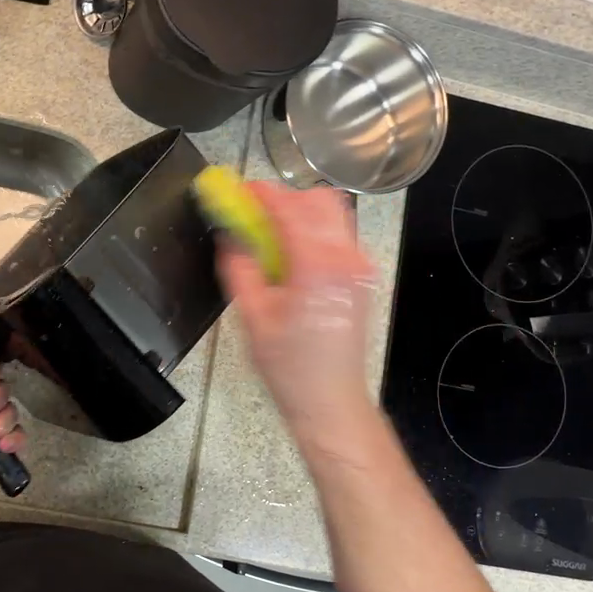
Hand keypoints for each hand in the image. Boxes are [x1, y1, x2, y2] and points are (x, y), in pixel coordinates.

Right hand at [217, 182, 378, 450]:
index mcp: (317, 269)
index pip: (291, 209)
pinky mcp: (361, 278)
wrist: (330, 400)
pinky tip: (289, 256)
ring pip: (333, 215)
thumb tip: (231, 238)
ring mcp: (359, 268)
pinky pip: (338, 237)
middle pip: (321, 200)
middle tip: (253, 210)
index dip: (262, 194)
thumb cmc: (292, 369)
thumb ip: (240, 269)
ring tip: (269, 235)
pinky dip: (313, 233)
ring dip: (300, 214)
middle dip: (284, 198)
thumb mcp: (253, 318)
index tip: (239, 190)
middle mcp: (346, 261)